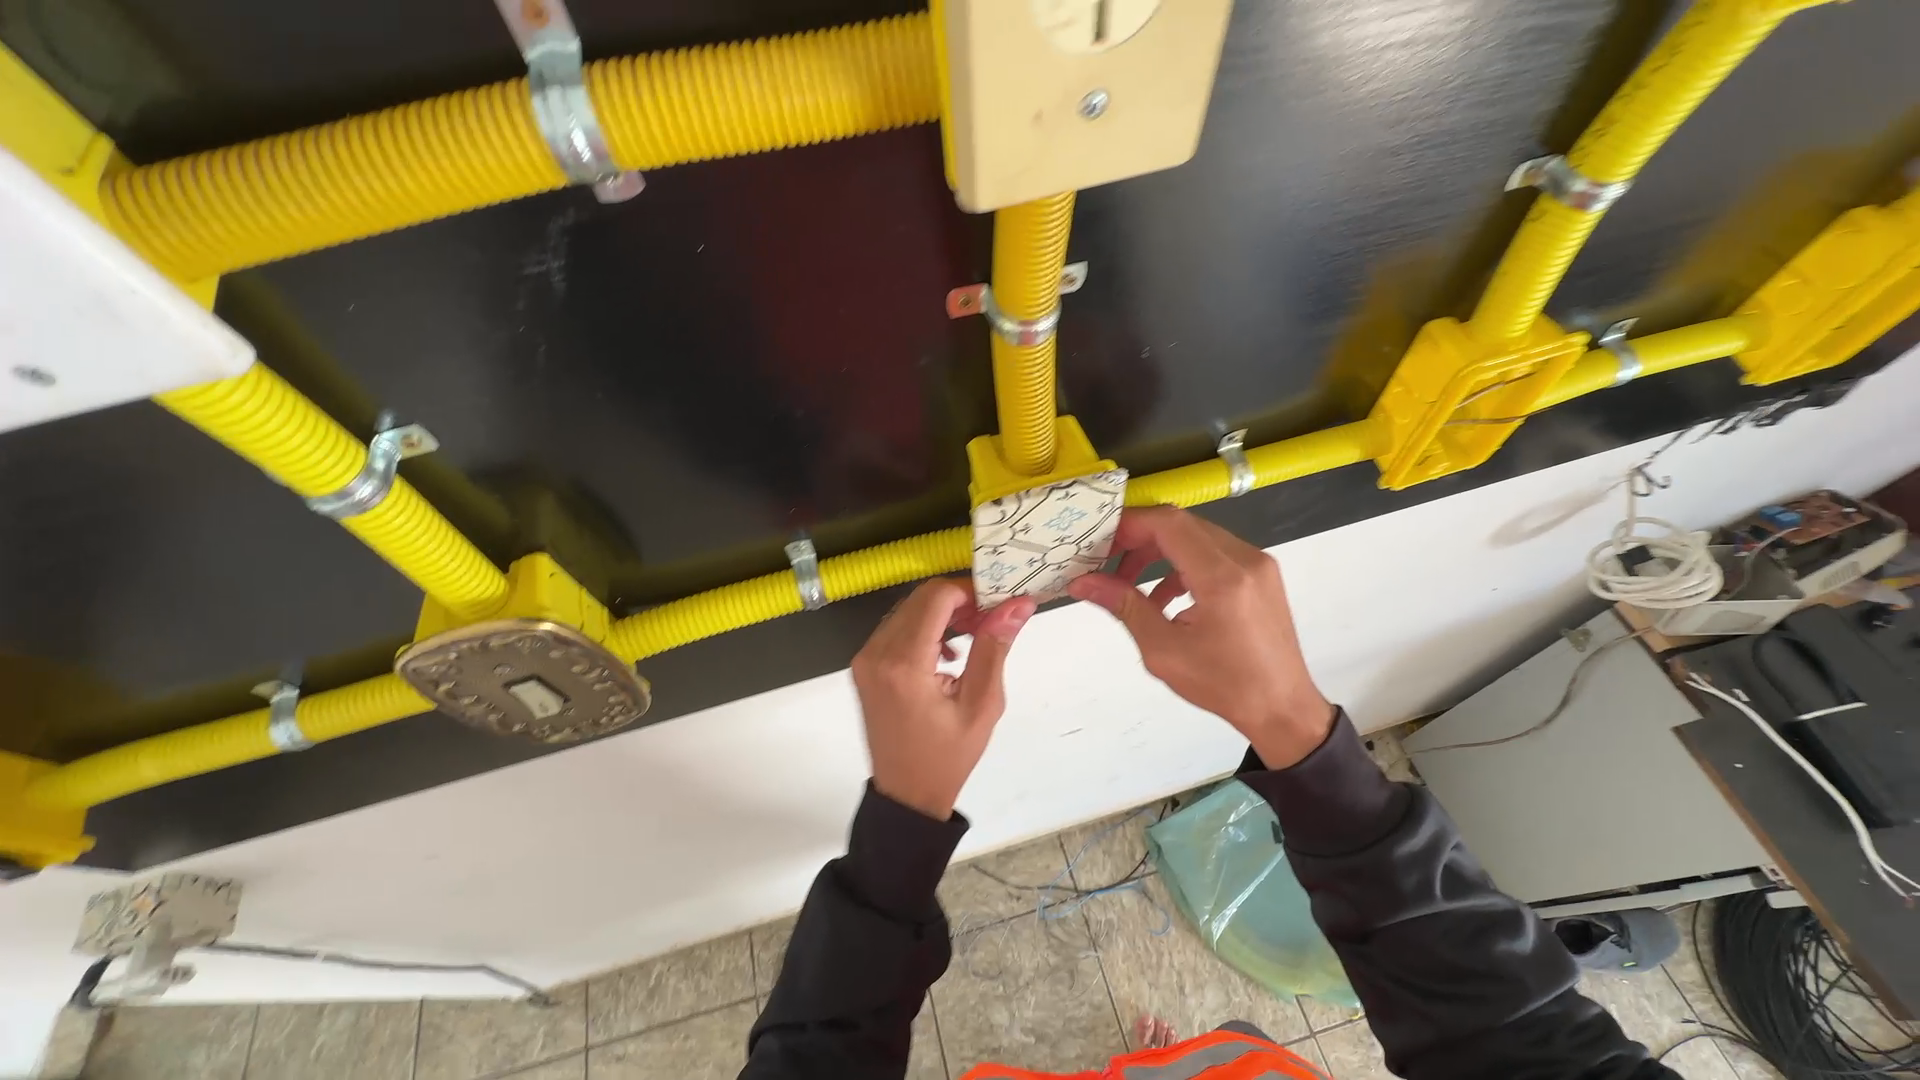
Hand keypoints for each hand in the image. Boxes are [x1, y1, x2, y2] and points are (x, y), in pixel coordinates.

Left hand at [851, 579, 1036, 819]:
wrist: (906, 795)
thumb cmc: (948, 757)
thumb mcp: (981, 705)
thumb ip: (995, 648)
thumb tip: (1018, 604)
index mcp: (904, 664)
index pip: (936, 597)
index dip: (969, 591)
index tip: (997, 603)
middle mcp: (876, 653)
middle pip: (920, 598)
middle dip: (958, 600)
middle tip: (991, 619)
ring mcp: (865, 658)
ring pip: (908, 609)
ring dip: (942, 613)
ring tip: (974, 636)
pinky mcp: (864, 665)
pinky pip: (896, 628)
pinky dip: (924, 628)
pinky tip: (948, 653)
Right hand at [1067, 506, 1333, 766]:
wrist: (1283, 707)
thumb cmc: (1223, 685)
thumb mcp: (1163, 650)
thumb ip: (1124, 606)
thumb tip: (1081, 582)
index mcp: (1222, 577)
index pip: (1168, 524)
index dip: (1129, 525)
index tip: (1099, 543)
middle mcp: (1245, 559)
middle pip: (1181, 524)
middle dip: (1139, 538)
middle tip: (1107, 562)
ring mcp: (1258, 564)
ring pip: (1197, 536)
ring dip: (1159, 551)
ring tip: (1130, 583)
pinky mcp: (1262, 574)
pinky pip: (1214, 552)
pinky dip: (1183, 564)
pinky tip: (1165, 597)